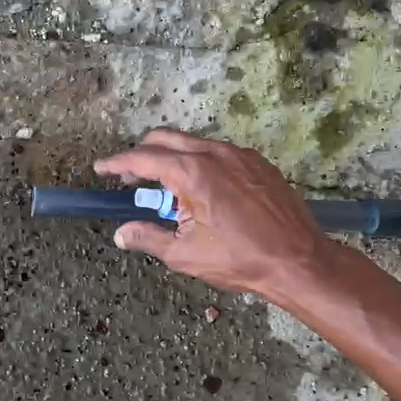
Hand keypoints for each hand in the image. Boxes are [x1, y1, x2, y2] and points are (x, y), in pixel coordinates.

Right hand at [94, 130, 334, 299]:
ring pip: (193, 144)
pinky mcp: (258, 164)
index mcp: (193, 173)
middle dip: (142, 155)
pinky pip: (219, 153)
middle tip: (129, 179)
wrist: (299, 261)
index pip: (143, 159)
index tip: (101, 168)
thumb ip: (148, 237)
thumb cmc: (240, 260)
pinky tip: (203, 192)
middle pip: (165, 139)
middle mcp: (215, 154)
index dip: (117, 163)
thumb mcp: (184, 254)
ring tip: (168, 192)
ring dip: (172, 159)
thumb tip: (121, 233)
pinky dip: (200, 164)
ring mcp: (240, 155)